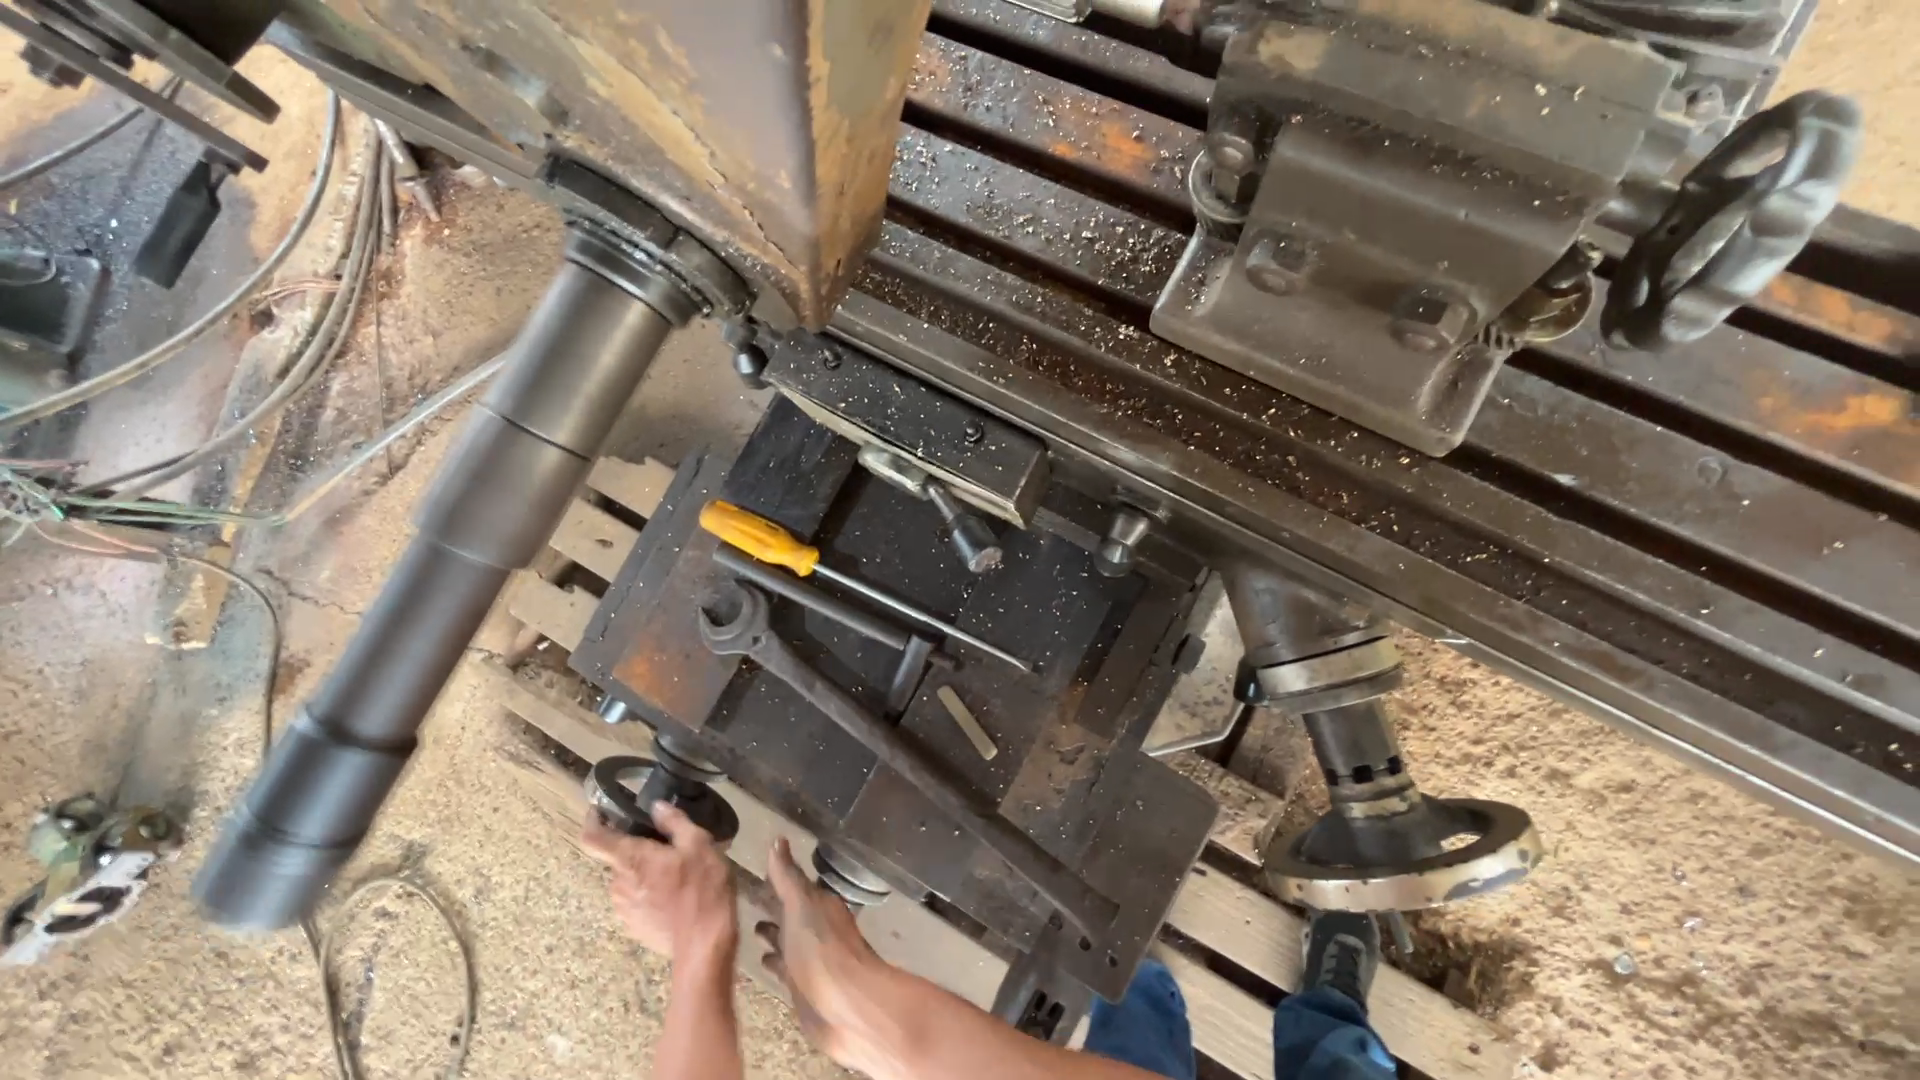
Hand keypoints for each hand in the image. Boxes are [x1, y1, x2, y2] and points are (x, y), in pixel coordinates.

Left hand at [581, 802, 736, 962]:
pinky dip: (649, 893)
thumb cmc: (702, 888)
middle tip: (667, 846)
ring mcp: (623, 909)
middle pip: (617, 859)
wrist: (704, 944)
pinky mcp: (633, 927)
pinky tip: (674, 897)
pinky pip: (635, 901)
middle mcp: (618, 884)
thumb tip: (657, 806)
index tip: (599, 810)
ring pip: (628, 880)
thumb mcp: (699, 845)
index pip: (593, 838)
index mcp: (630, 859)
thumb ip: (675, 822)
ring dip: (645, 873)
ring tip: (676, 873)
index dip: (592, 821)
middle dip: (637, 849)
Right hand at [755, 837, 898, 1068]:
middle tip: (742, 899)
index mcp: (817, 905)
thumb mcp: (802, 906)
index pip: (791, 886)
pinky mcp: (802, 986)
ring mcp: (809, 958)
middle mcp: (814, 928)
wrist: (846, 1006)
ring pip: (787, 939)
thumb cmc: (822, 950)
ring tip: (748, 926)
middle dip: (770, 905)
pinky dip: (774, 961)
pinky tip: (760, 960)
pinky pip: (785, 967)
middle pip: (789, 912)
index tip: (751, 872)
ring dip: (772, 933)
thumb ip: (788, 877)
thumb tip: (778, 839)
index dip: (774, 879)